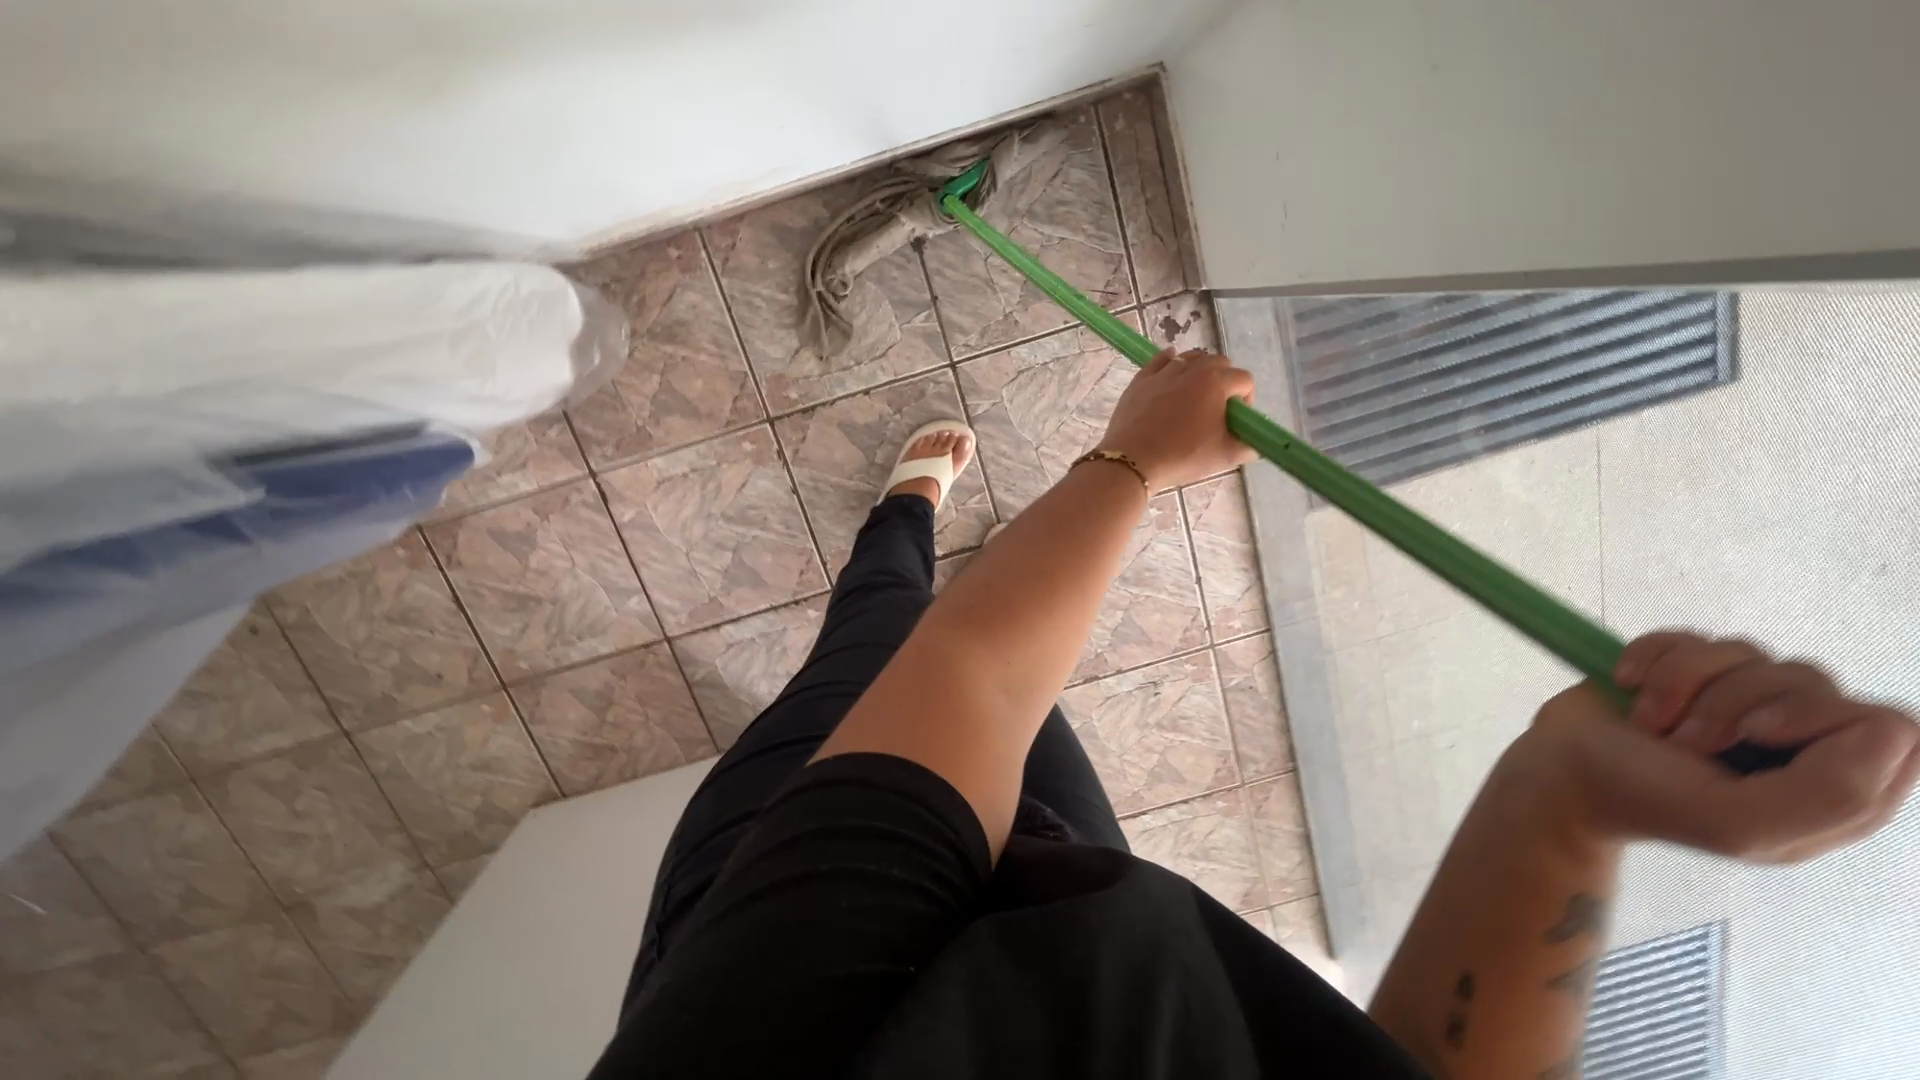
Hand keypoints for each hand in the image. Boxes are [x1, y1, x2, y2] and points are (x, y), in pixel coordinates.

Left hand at [1096, 349, 1256, 490]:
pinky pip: (1161, 360)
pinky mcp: (1141, 378)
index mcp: (1216, 383)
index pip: (1244, 380)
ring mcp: (1164, 372)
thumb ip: (1247, 447)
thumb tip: (1254, 444)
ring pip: (1191, 358)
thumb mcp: (1224, 456)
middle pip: (1219, 363)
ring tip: (1197, 393)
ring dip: (1200, 370)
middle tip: (1219, 407)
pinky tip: (1173, 366)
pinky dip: (1171, 360)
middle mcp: (1192, 369)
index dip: (1247, 398)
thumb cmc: (1182, 456)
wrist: (1133, 460)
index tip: (1237, 418)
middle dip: (1226, 381)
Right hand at [1505, 632, 1919, 862]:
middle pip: (1813, 682)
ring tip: (1648, 722)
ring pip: (1746, 652)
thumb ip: (1838, 791)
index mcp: (1828, 786)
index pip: (1888, 727)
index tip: (1759, 736)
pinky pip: (1690, 636)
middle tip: (1688, 739)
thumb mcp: (1744, 823)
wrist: (1556, 773)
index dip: (1827, 720)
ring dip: (1681, 683)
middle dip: (1733, 702)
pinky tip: (1627, 683)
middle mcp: (1791, 736)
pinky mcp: (1682, 669)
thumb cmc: (1646, 802)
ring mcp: (1733, 698)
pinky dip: (1651, 657)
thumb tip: (1877, 725)